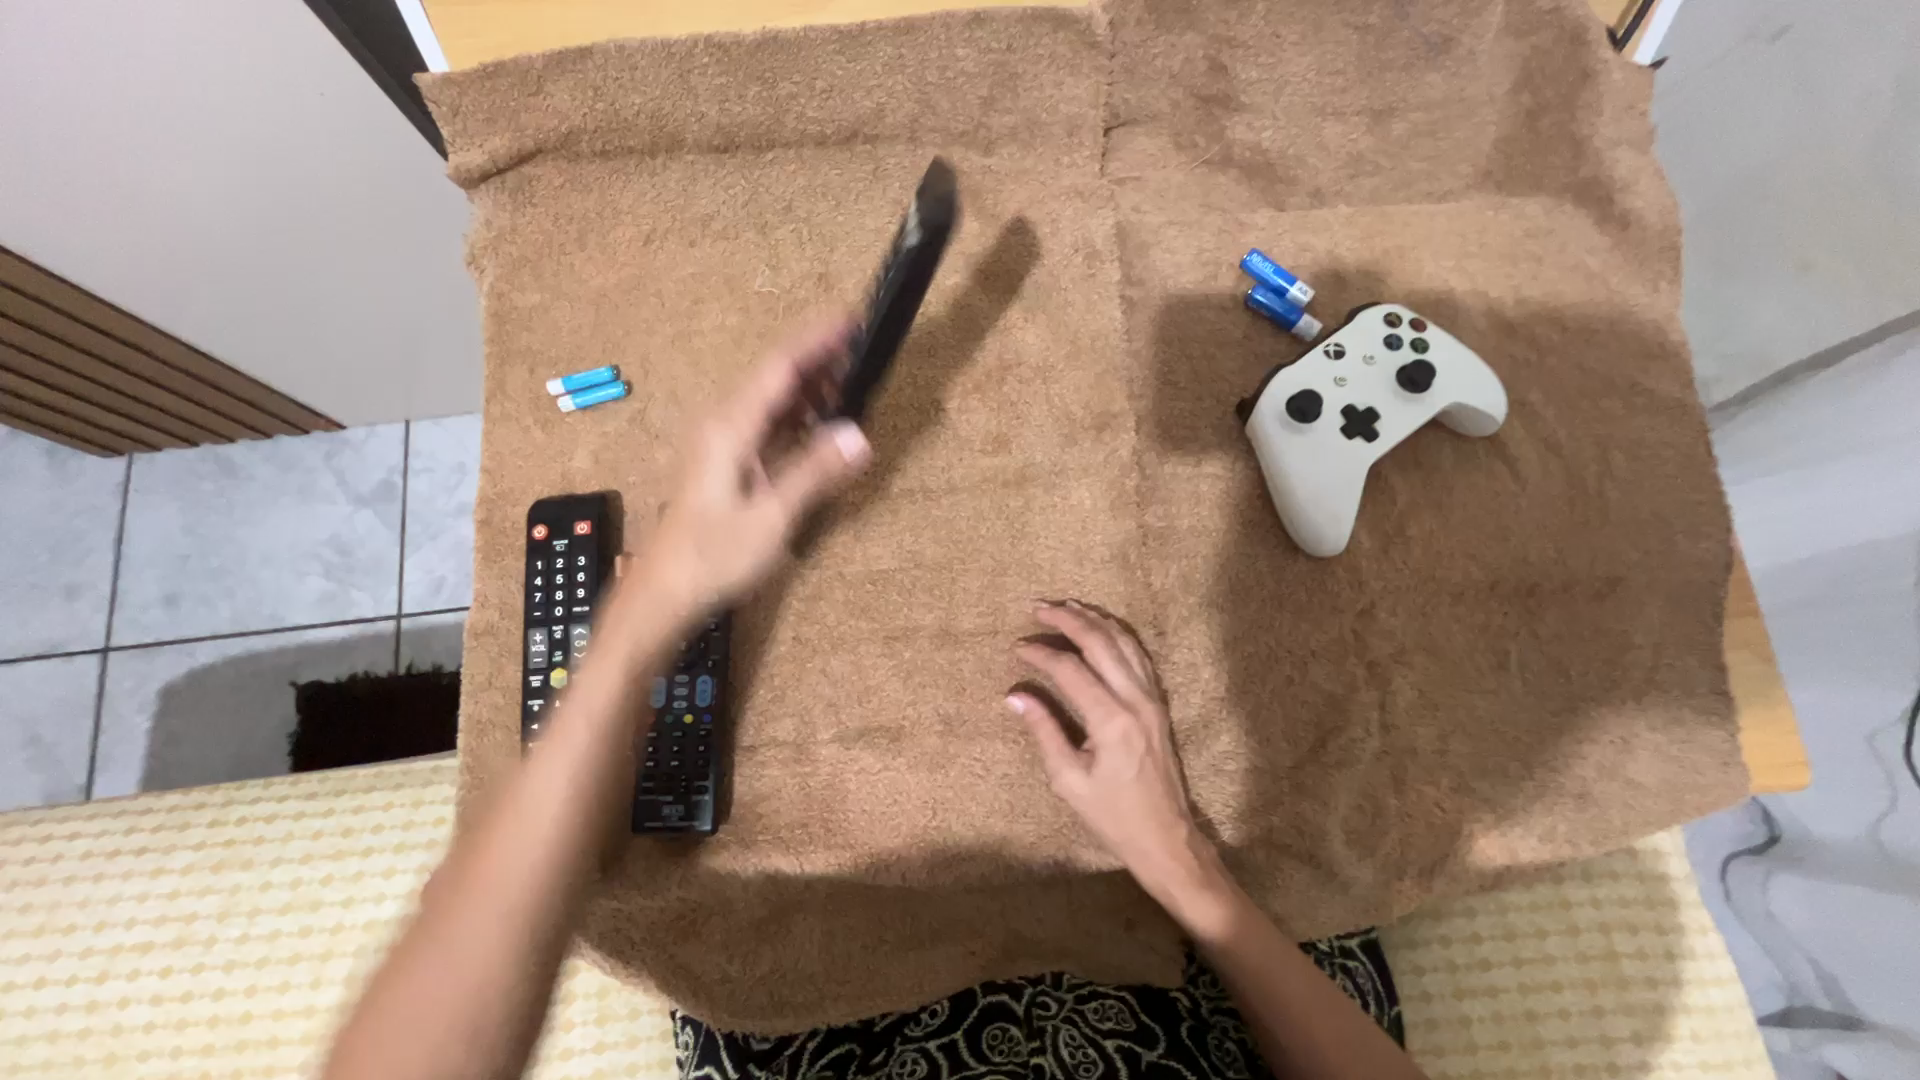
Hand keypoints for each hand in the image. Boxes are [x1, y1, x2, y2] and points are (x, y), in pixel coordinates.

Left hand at [642, 316, 871, 611]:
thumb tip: (859, 435)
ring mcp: (721, 444)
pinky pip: (765, 425)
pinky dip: (795, 417)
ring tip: (849, 381)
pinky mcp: (726, 464)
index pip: (779, 368)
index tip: (850, 318)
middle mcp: (723, 425)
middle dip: (817, 359)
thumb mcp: (771, 518)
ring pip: (770, 401)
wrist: (664, 594)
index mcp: (730, 428)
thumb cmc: (713, 557)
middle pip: (774, 378)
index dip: (815, 340)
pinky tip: (817, 424)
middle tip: (861, 350)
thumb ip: (814, 473)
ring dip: (808, 388)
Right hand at [1007, 602, 1225, 904]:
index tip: (1016, 648)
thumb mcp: (1068, 780)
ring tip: (1066, 605)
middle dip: (1067, 619)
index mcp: (1111, 720)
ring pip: (1124, 641)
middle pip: (1100, 642)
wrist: (1167, 838)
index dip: (1040, 653)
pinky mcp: (1159, 703)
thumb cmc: (1113, 816)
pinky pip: (1139, 655)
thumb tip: (1015, 695)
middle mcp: (1136, 700)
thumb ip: (1044, 731)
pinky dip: (1117, 634)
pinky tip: (1101, 627)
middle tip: (1037, 607)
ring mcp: (1152, 698)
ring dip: (1094, 619)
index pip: (1070, 669)